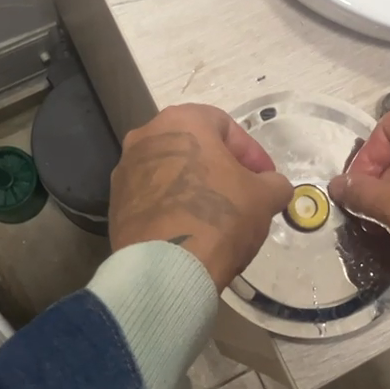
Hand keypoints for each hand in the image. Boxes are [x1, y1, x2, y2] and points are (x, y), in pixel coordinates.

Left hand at [109, 104, 293, 288]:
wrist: (165, 267)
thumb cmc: (218, 216)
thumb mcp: (264, 197)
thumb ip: (273, 183)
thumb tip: (272, 186)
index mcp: (181, 121)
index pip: (225, 125)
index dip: (251, 153)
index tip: (266, 179)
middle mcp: (146, 136)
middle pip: (193, 146)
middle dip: (221, 167)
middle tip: (243, 194)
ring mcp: (125, 169)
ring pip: (170, 171)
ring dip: (195, 186)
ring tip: (217, 216)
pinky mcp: (116, 203)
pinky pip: (153, 197)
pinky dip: (173, 206)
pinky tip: (191, 230)